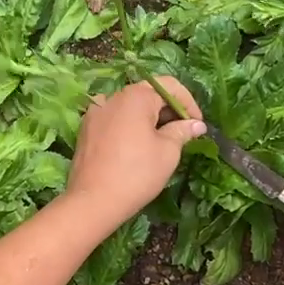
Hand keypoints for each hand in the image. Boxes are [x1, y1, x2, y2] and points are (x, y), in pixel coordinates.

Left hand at [63, 78, 206, 226]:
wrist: (94, 199)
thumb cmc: (137, 173)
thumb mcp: (168, 151)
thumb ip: (182, 131)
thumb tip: (196, 124)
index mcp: (134, 96)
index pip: (168, 85)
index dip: (188, 102)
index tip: (197, 124)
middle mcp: (111, 97)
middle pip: (147, 93)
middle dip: (168, 109)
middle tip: (184, 132)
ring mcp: (95, 112)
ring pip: (129, 106)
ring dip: (148, 117)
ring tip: (162, 139)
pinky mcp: (86, 128)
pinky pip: (113, 118)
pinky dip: (129, 124)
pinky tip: (137, 145)